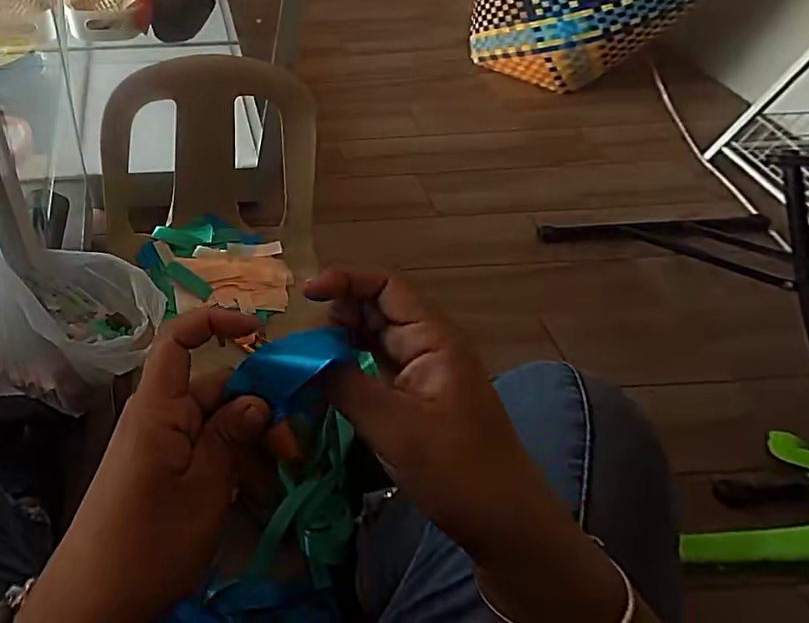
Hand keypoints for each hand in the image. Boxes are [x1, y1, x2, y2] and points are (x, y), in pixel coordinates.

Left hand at [19, 308, 271, 622]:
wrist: (96, 596)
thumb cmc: (149, 539)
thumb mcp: (204, 489)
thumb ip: (231, 438)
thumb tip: (257, 400)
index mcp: (159, 403)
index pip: (178, 338)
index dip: (214, 321)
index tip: (257, 330)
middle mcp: (159, 413)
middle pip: (212, 388)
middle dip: (255, 408)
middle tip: (292, 449)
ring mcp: (161, 442)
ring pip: (214, 423)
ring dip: (249, 443)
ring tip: (280, 479)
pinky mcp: (164, 468)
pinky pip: (203, 449)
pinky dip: (232, 464)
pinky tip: (257, 493)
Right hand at [303, 269, 550, 551]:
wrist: (509, 530)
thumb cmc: (458, 472)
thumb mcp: (394, 428)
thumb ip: (343, 384)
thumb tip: (300, 357)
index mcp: (433, 338)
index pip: (385, 285)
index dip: (345, 279)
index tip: (309, 294)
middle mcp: (426, 343)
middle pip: (374, 305)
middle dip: (336, 313)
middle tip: (308, 342)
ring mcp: (420, 368)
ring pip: (369, 333)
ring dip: (338, 338)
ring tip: (312, 359)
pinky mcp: (412, 392)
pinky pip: (372, 360)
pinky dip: (346, 362)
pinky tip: (326, 376)